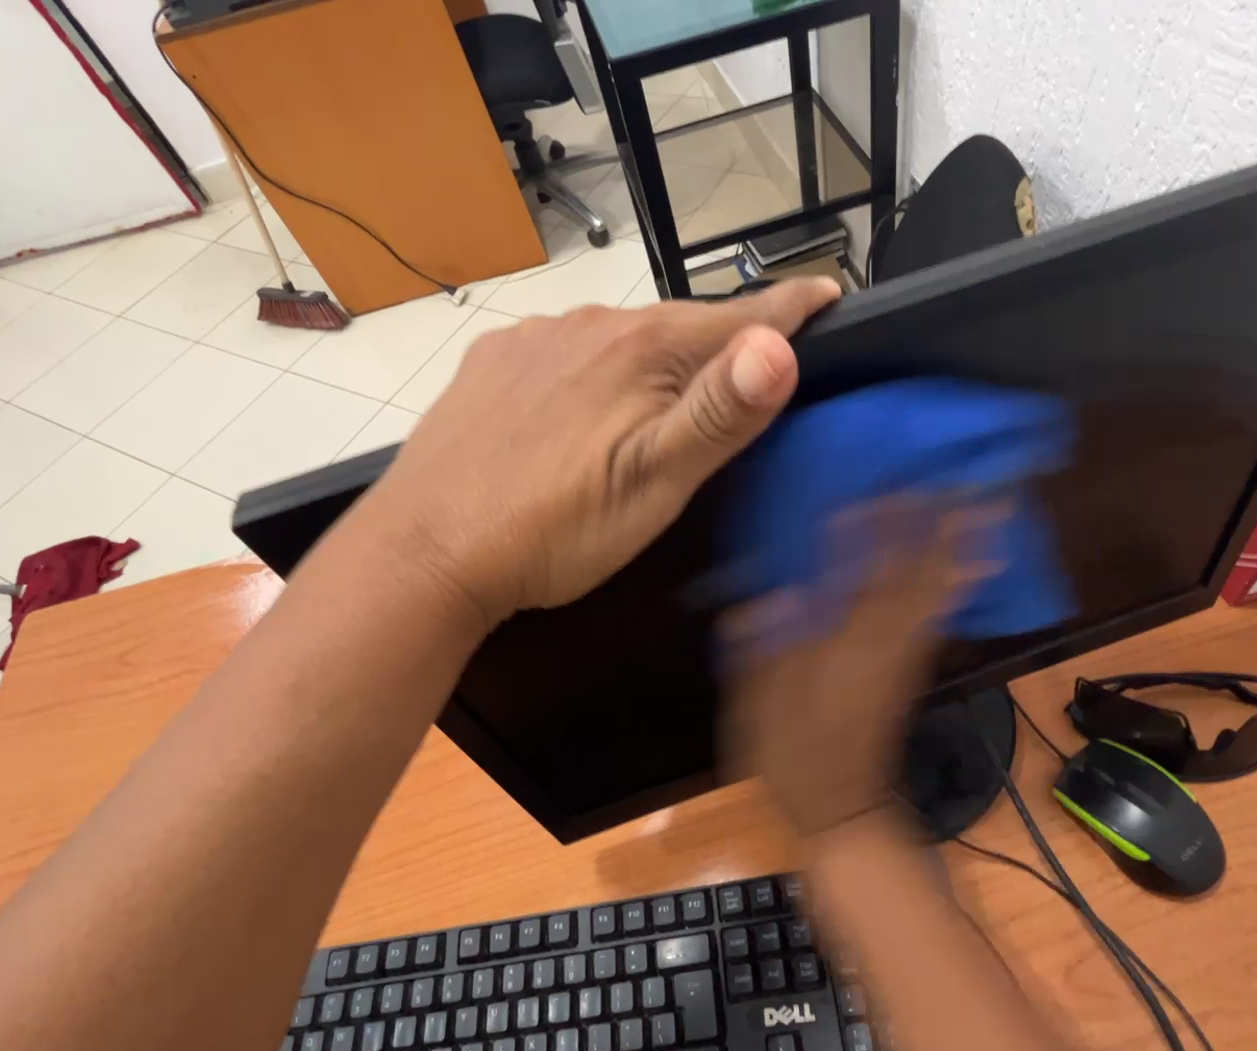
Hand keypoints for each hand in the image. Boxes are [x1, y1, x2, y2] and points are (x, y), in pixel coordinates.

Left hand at [363, 278, 840, 626]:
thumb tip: (780, 345)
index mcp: (645, 351)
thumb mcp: (654, 483)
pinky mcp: (496, 361)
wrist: (427, 550)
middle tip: (743, 393)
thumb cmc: (554, 527)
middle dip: (723, 349)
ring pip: (625, 339)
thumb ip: (720, 413)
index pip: (741, 316)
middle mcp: (593, 326)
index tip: (830, 295)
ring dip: (657, 362)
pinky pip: (568, 350)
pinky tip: (582, 411)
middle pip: (684, 328)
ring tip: (659, 413)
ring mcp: (537, 338)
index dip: (793, 307)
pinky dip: (596, 369)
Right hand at [721, 499, 1003, 835]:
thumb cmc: (789, 754)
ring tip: (984, 507)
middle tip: (969, 482)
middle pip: (919, 576)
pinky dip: (958, 584)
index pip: (868, 577)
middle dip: (942, 529)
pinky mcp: (911, 667)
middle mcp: (884, 643)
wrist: (838, 809)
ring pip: (938, 592)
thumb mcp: (758, 701)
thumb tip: (775, 592)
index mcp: (843, 647)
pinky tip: (973, 563)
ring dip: (960, 548)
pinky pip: (939, 615)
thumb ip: (765, 644)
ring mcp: (904, 655)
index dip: (886, 531)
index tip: (896, 487)